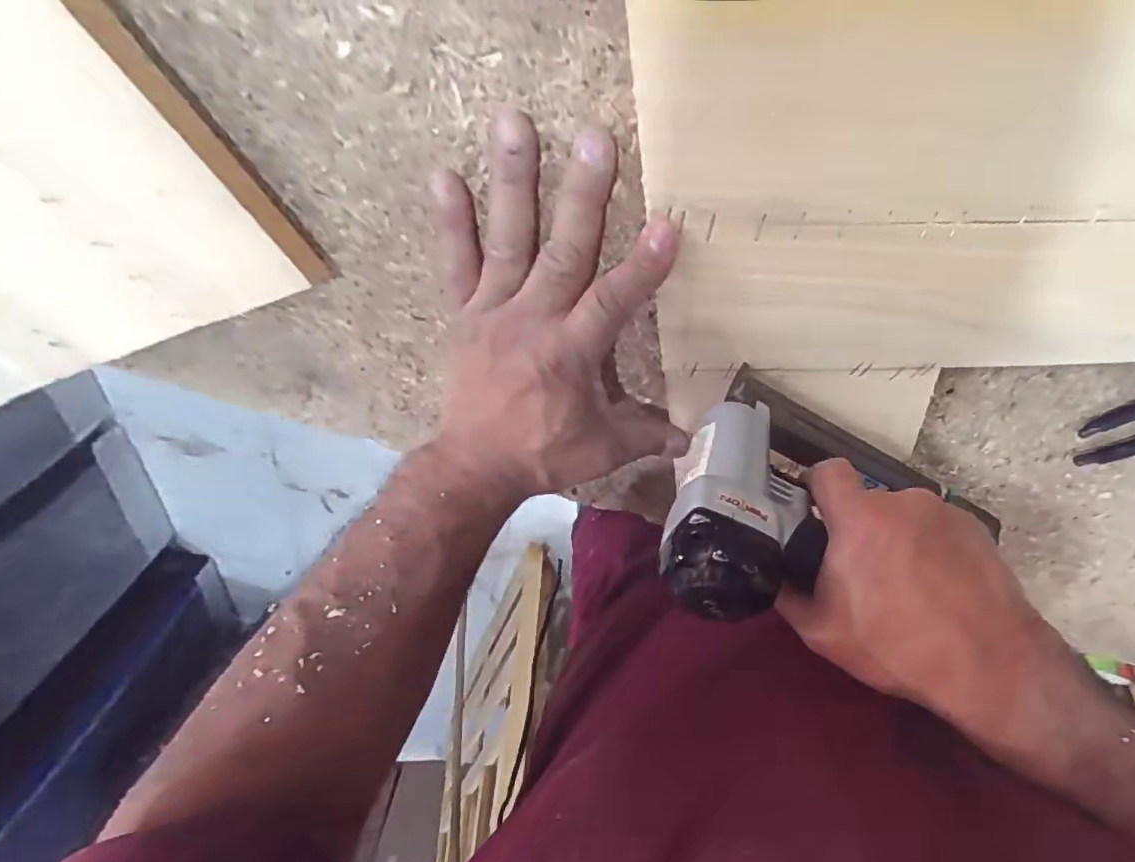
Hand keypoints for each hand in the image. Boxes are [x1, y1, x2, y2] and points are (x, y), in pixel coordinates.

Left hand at [425, 109, 688, 504]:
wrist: (476, 467)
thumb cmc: (547, 454)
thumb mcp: (609, 447)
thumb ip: (651, 433)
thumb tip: (690, 439)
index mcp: (574, 351)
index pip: (615, 300)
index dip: (644, 265)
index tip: (667, 225)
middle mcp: (534, 319)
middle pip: (564, 251)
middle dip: (582, 195)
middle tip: (593, 140)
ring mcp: (495, 311)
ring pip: (509, 240)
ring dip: (513, 181)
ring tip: (515, 122)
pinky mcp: (466, 314)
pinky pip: (457, 263)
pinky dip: (450, 221)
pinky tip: (443, 173)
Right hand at [776, 460, 1074, 753]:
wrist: (986, 659)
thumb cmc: (897, 647)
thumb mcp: (825, 633)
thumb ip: (791, 595)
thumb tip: (778, 577)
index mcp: (861, 519)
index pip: (828, 471)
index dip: (817, 488)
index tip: (818, 515)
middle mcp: (903, 502)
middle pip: (869, 503)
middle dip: (861, 531)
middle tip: (867, 576)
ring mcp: (944, 511)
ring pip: (905, 517)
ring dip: (899, 540)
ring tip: (912, 587)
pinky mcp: (974, 525)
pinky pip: (938, 528)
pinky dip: (932, 547)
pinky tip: (943, 586)